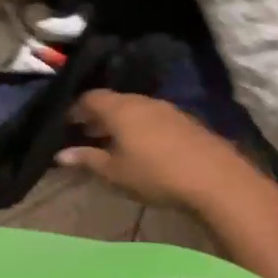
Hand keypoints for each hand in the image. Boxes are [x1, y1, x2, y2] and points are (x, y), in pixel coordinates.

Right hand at [56, 92, 277, 211]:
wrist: (216, 180)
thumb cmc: (154, 174)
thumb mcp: (114, 172)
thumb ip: (86, 159)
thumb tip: (61, 155)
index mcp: (120, 108)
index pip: (89, 97)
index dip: (74, 110)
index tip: (65, 126)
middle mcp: (143, 101)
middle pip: (113, 101)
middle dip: (96, 116)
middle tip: (84, 135)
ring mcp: (168, 110)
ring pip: (134, 109)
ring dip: (119, 122)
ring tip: (110, 144)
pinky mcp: (186, 122)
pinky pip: (153, 118)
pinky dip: (139, 128)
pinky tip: (140, 148)